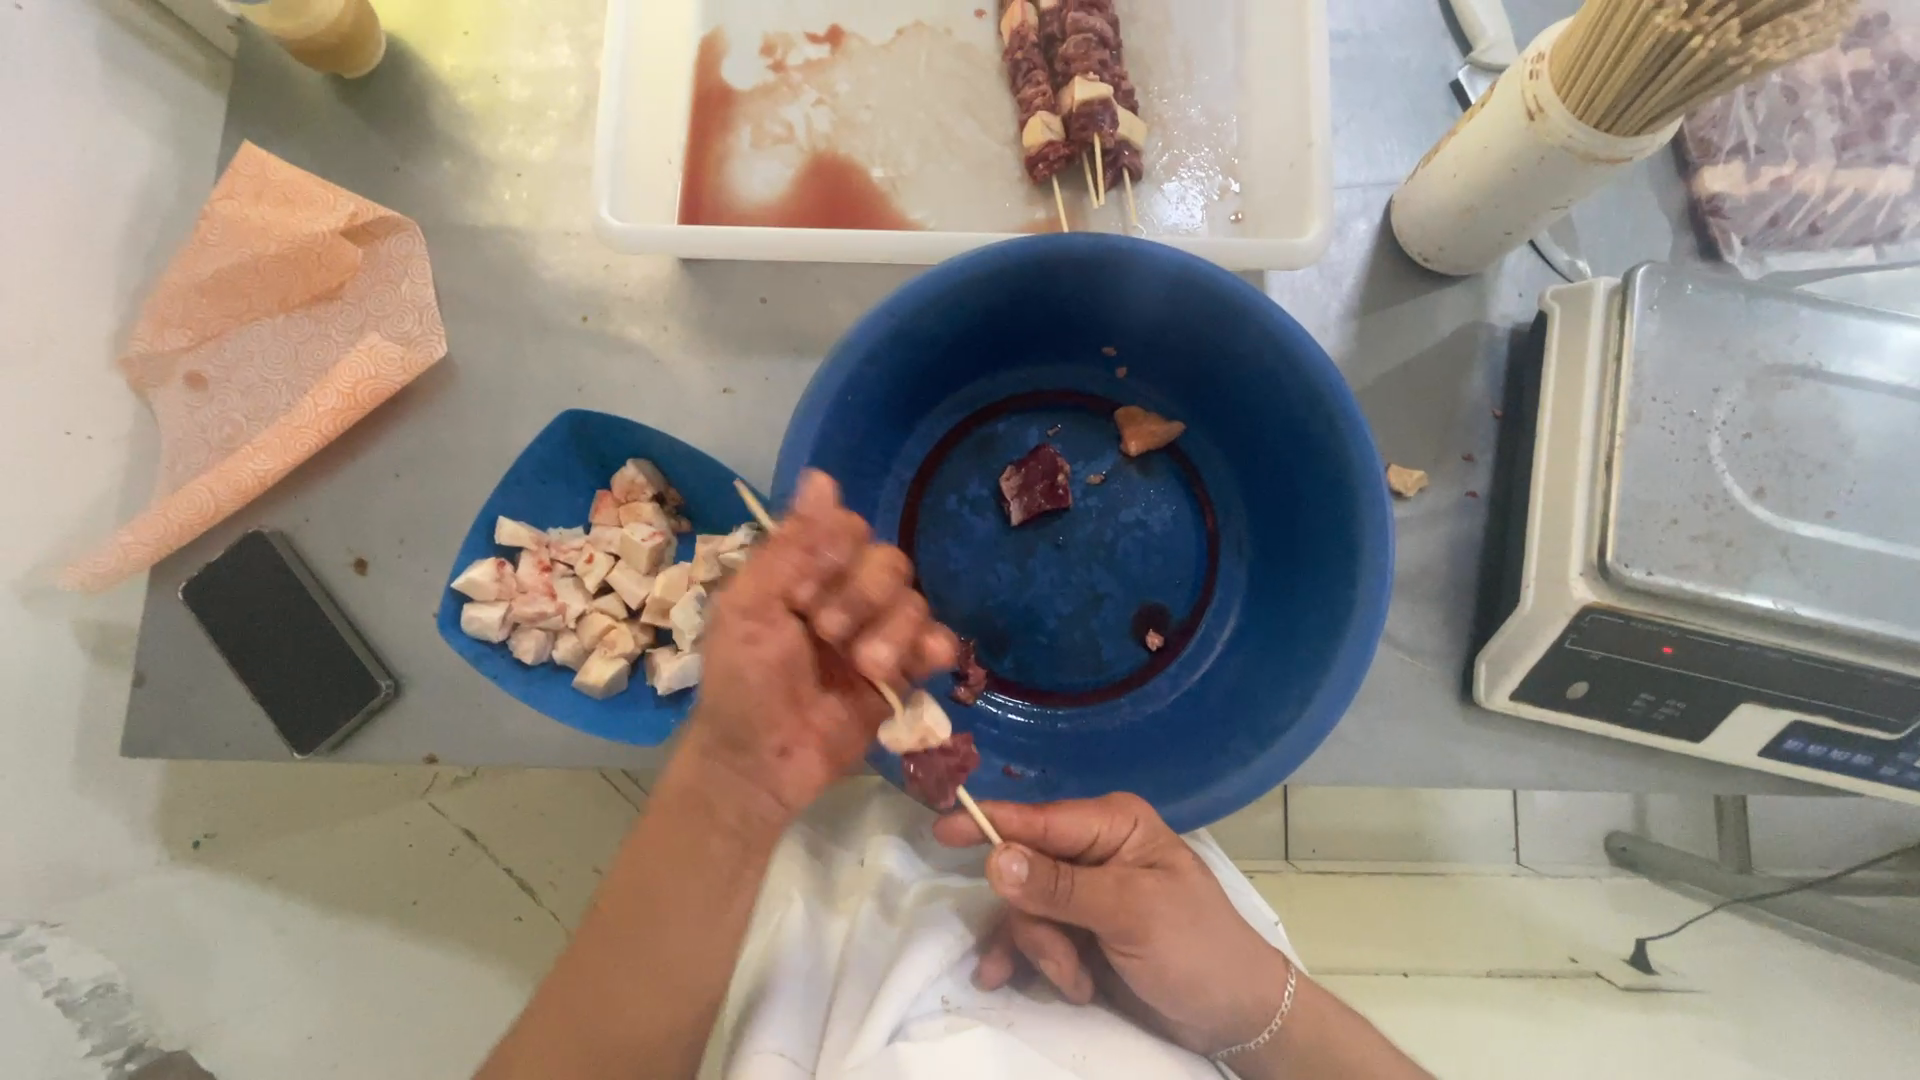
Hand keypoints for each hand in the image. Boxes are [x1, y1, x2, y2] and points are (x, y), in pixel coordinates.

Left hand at [681, 470, 959, 821]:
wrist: (761, 762)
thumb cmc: (741, 682)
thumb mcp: (748, 608)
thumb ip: (788, 546)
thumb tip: (822, 476)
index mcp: (806, 572)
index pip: (848, 530)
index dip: (836, 554)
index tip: (803, 591)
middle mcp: (846, 595)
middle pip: (888, 562)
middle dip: (862, 597)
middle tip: (826, 634)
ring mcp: (877, 634)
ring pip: (914, 602)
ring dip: (891, 632)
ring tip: (865, 668)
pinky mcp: (903, 674)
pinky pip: (936, 644)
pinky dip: (934, 648)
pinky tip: (923, 662)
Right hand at [934, 794, 1292, 1056]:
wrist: (1235, 1018)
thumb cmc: (1196, 949)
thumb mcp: (1131, 914)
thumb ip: (1060, 887)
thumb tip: (994, 857)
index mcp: (1112, 825)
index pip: (1039, 819)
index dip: (990, 823)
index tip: (941, 829)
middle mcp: (1092, 850)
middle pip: (1024, 870)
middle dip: (1036, 921)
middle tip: (1065, 959)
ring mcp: (1083, 891)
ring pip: (1025, 909)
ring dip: (1042, 951)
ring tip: (1077, 981)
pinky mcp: (1078, 929)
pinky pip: (1031, 935)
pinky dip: (1027, 961)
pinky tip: (1009, 980)